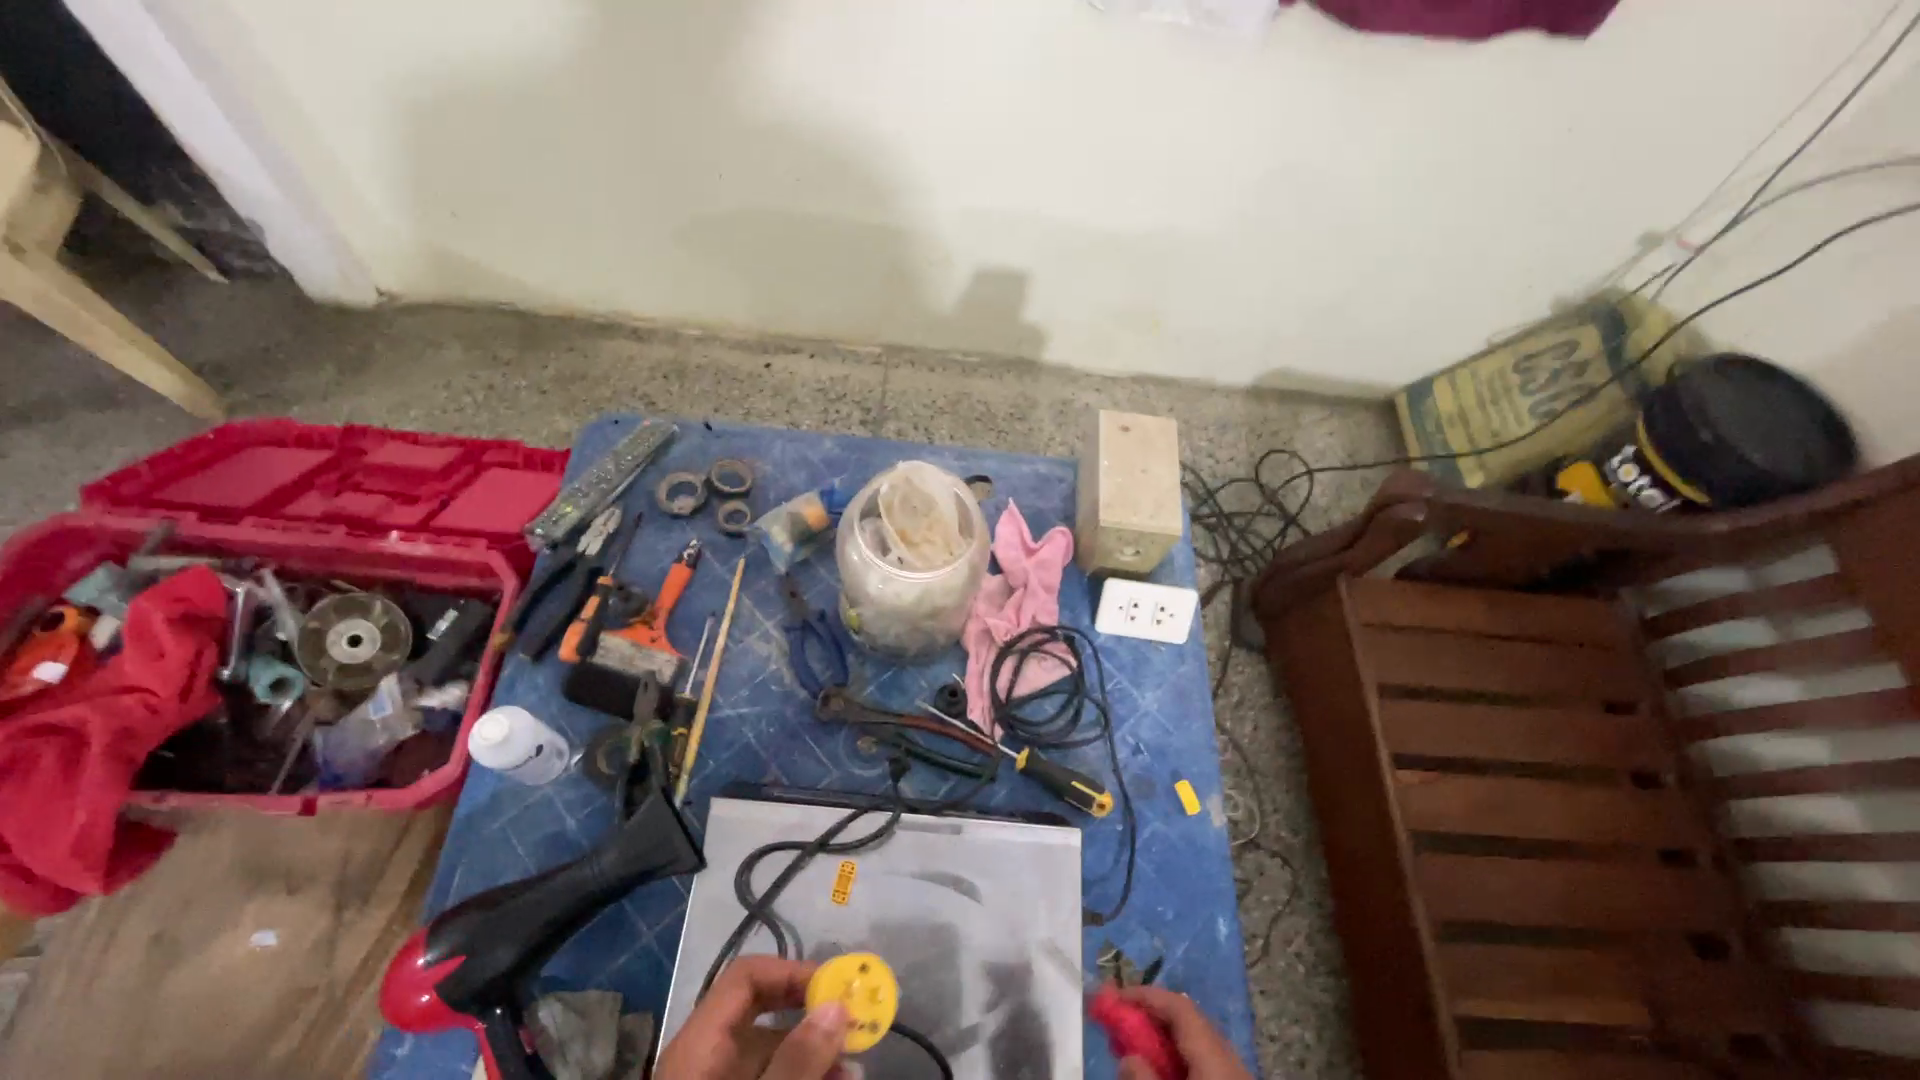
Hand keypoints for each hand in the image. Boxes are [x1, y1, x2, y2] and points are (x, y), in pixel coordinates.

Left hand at [655, 956, 853, 1079]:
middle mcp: (705, 1055)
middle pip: (762, 1009)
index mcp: (699, 1042)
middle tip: (853, 1017)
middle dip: (811, 1011)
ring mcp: (716, 1078)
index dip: (792, 972)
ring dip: (815, 1050)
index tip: (837, 986)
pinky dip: (802, 1074)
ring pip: (771, 1049)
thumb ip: (795, 1060)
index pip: (745, 976)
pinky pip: (769, 1075)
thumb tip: (836, 1008)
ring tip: (854, 1066)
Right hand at [1113, 985, 1253, 1079]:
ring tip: (1134, 1044)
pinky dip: (1178, 1054)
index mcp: (1215, 1052)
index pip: (1179, 1006)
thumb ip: (1146, 1078)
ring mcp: (1236, 1069)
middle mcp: (1229, 1053)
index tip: (1113, 995)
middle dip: (1151, 1014)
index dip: (1146, 994)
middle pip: (1188, 1019)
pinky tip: (1162, 1067)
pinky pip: (1204, 1057)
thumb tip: (1126, 1056)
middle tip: (1118, 1019)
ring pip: (1196, 1039)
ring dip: (1163, 1036)